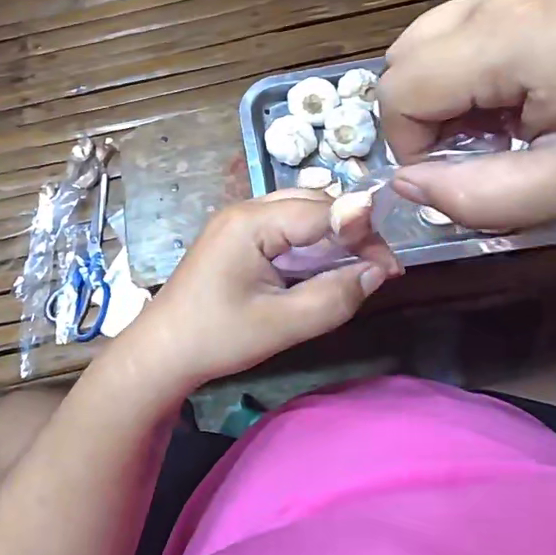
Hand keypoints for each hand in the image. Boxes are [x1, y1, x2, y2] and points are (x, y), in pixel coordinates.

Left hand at [117, 190, 401, 390]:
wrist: (162, 350)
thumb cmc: (217, 337)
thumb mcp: (282, 324)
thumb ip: (333, 297)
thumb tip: (377, 272)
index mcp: (251, 222)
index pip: (323, 212)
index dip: (363, 235)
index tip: (392, 268)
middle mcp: (244, 209)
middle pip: (311, 204)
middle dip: (350, 231)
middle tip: (378, 270)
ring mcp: (236, 221)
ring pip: (298, 213)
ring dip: (330, 236)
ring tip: (357, 269)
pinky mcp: (235, 236)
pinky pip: (281, 227)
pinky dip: (307, 243)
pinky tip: (321, 267)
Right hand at [377, 0, 555, 229]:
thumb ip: (478, 196)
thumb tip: (407, 185)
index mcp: (513, 33)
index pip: (399, 88)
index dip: (408, 144)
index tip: (458, 178)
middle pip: (406, 53)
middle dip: (423, 112)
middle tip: (483, 152)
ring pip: (438, 32)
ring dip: (450, 85)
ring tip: (515, 122)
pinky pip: (481, 17)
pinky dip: (481, 60)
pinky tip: (541, 88)